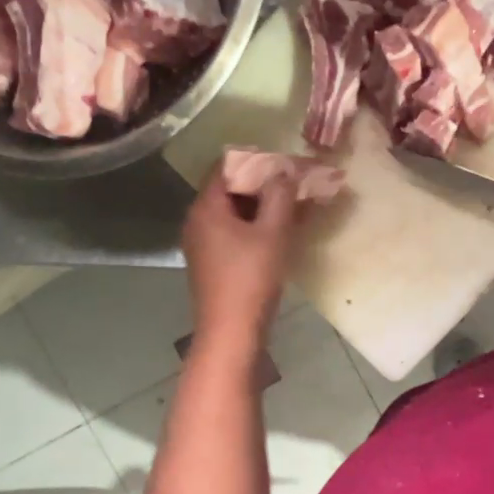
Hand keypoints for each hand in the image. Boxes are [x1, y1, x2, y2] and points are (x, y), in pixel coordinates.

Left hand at [182, 163, 300, 352]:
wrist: (231, 333)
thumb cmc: (251, 279)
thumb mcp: (273, 233)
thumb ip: (280, 195)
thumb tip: (284, 170)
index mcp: (206, 207)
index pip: (227, 166)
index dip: (258, 160)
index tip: (286, 164)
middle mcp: (197, 221)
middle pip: (230, 189)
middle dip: (264, 184)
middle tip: (296, 185)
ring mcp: (202, 244)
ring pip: (234, 214)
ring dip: (263, 208)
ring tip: (295, 208)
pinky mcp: (212, 263)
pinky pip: (234, 234)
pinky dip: (256, 227)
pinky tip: (281, 233)